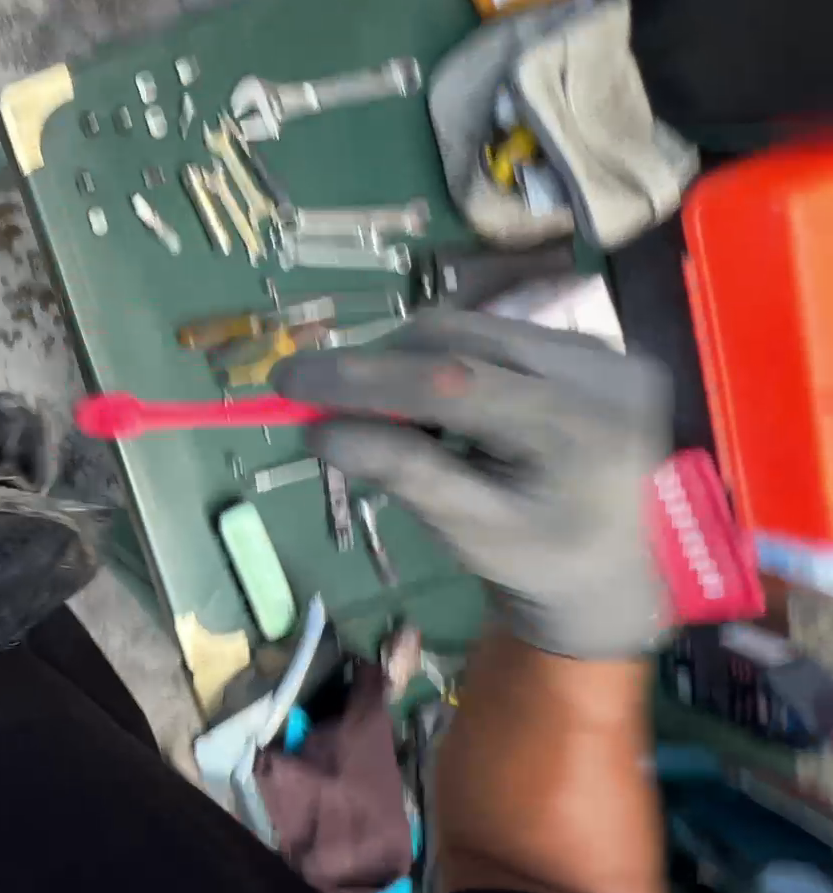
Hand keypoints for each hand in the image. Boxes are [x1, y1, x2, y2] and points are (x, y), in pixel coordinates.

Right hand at [272, 311, 670, 659]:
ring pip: (459, 327)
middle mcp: (601, 370)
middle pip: (452, 336)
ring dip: (397, 363)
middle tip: (321, 403)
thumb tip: (313, 430)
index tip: (284, 381)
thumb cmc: (531, 556)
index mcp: (580, 427)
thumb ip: (395, 469)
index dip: (358, 376)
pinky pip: (479, 334)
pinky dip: (428, 363)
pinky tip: (426, 406)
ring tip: (383, 414)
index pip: (451, 380)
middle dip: (372, 366)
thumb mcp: (460, 524)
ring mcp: (597, 350)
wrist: (608, 565)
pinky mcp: (580, 345)